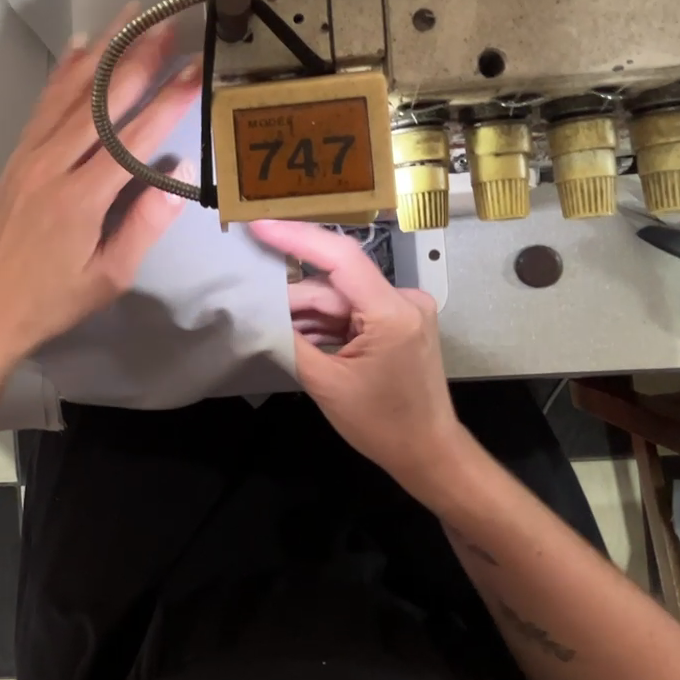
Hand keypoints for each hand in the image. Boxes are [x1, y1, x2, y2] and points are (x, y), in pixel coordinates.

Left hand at [0, 5, 201, 370]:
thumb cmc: (52, 301)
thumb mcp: (109, 276)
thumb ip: (145, 224)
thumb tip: (181, 173)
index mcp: (81, 198)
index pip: (134, 137)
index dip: (168, 101)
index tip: (196, 68)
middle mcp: (52, 165)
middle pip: (101, 101)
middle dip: (137, 57)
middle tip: (168, 20)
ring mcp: (29, 156)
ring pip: (70, 93)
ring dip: (103, 51)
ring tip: (130, 14)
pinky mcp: (15, 157)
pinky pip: (43, 105)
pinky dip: (63, 74)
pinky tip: (80, 48)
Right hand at [249, 219, 470, 496]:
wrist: (428, 453)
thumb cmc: (382, 425)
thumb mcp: (325, 384)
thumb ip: (287, 340)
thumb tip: (252, 311)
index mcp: (391, 312)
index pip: (339, 258)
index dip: (295, 237)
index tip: (258, 226)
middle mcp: (403, 300)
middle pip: (331, 285)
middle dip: (290, 299)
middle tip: (250, 309)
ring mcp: (403, 309)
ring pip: (337, 298)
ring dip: (304, 314)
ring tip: (271, 330)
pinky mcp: (397, 321)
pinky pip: (350, 311)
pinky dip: (323, 323)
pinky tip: (297, 336)